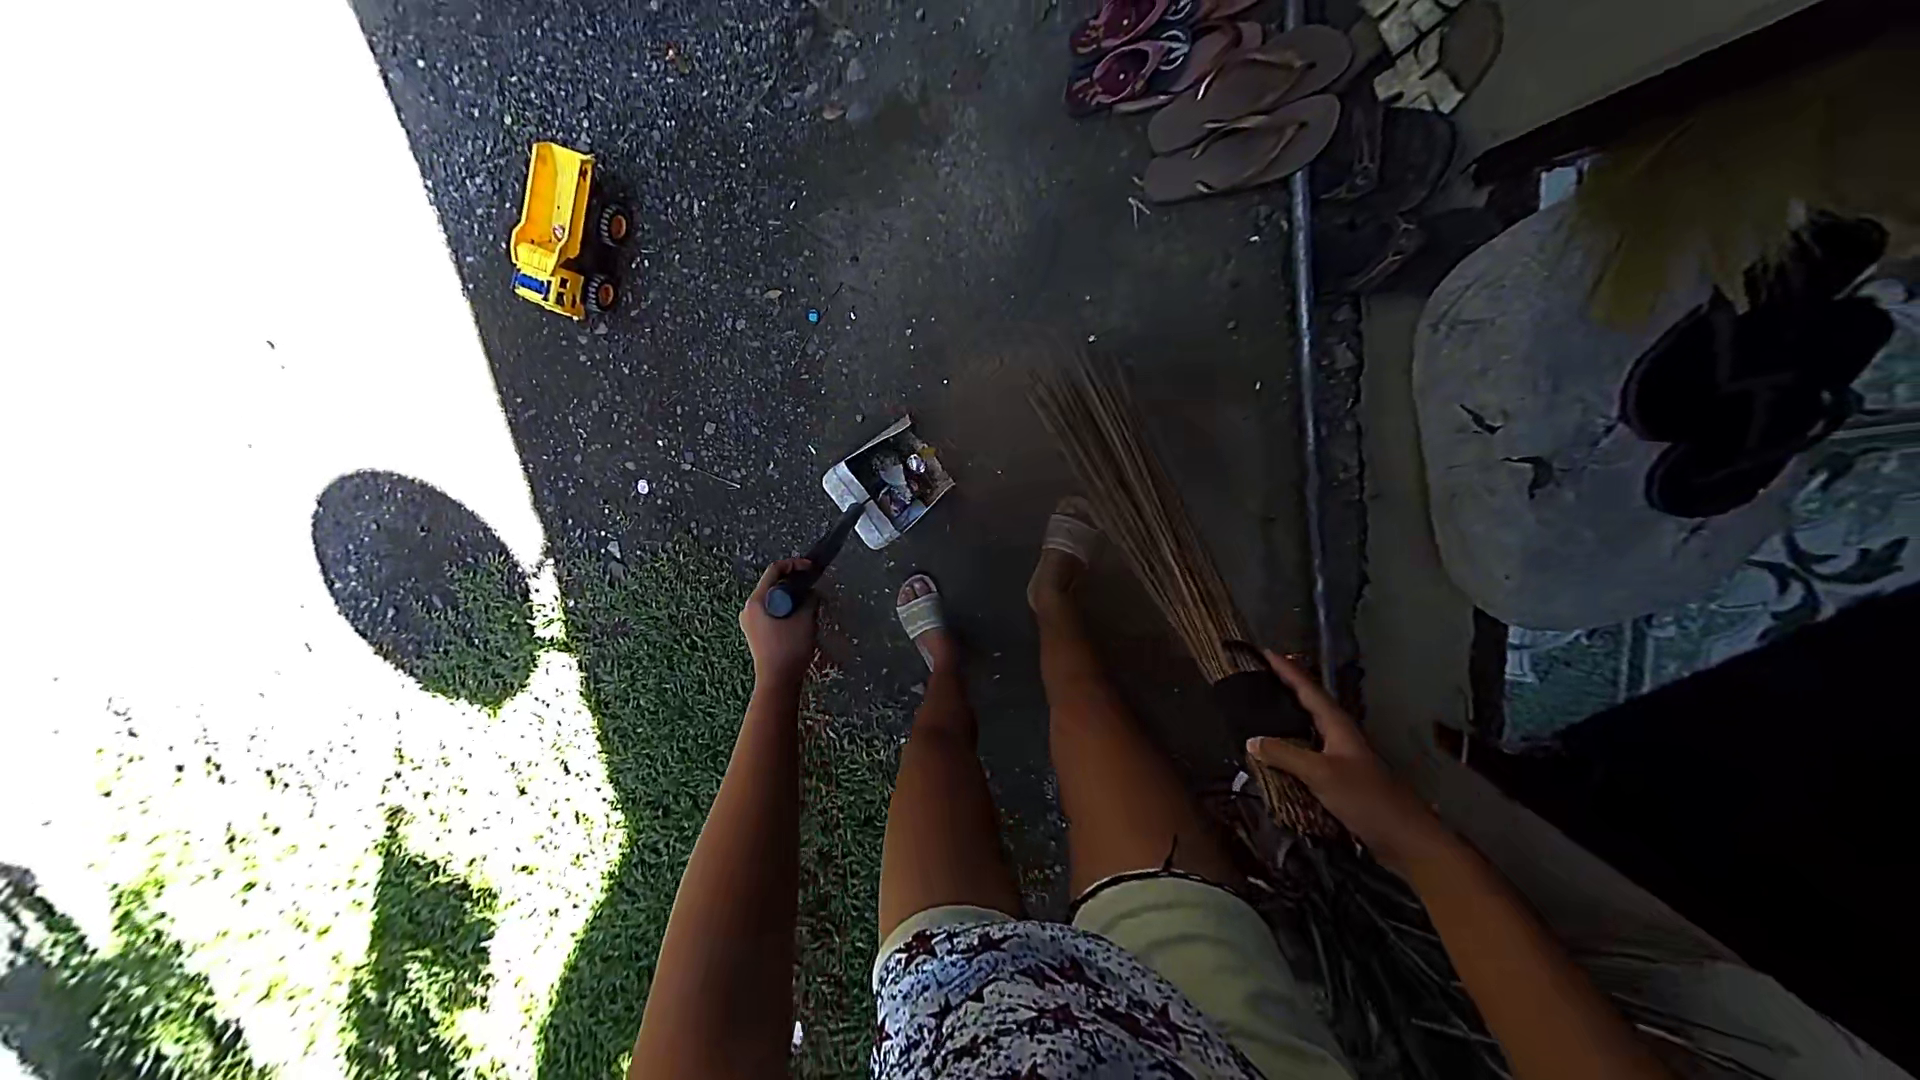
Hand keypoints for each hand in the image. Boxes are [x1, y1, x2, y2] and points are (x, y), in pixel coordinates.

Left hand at [740, 558, 817, 685]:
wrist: (778, 681)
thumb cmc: (789, 649)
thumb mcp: (805, 619)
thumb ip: (810, 600)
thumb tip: (812, 593)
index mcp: (756, 601)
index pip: (774, 571)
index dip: (794, 565)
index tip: (810, 568)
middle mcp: (749, 609)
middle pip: (772, 585)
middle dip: (793, 583)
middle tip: (812, 586)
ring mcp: (750, 622)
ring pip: (773, 600)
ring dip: (791, 598)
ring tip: (809, 604)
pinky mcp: (756, 633)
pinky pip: (771, 612)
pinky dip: (785, 610)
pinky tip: (799, 619)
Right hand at [1246, 650, 1449, 870]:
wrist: (1407, 840)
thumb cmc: (1367, 799)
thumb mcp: (1321, 774)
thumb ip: (1285, 755)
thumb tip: (1251, 740)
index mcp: (1338, 727)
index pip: (1309, 691)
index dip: (1287, 671)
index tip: (1266, 652)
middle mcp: (1341, 736)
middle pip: (1311, 704)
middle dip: (1287, 687)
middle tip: (1261, 674)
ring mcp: (1343, 757)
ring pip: (1309, 727)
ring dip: (1288, 715)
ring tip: (1263, 707)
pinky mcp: (1341, 778)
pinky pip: (1308, 751)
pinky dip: (1290, 744)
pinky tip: (1277, 751)